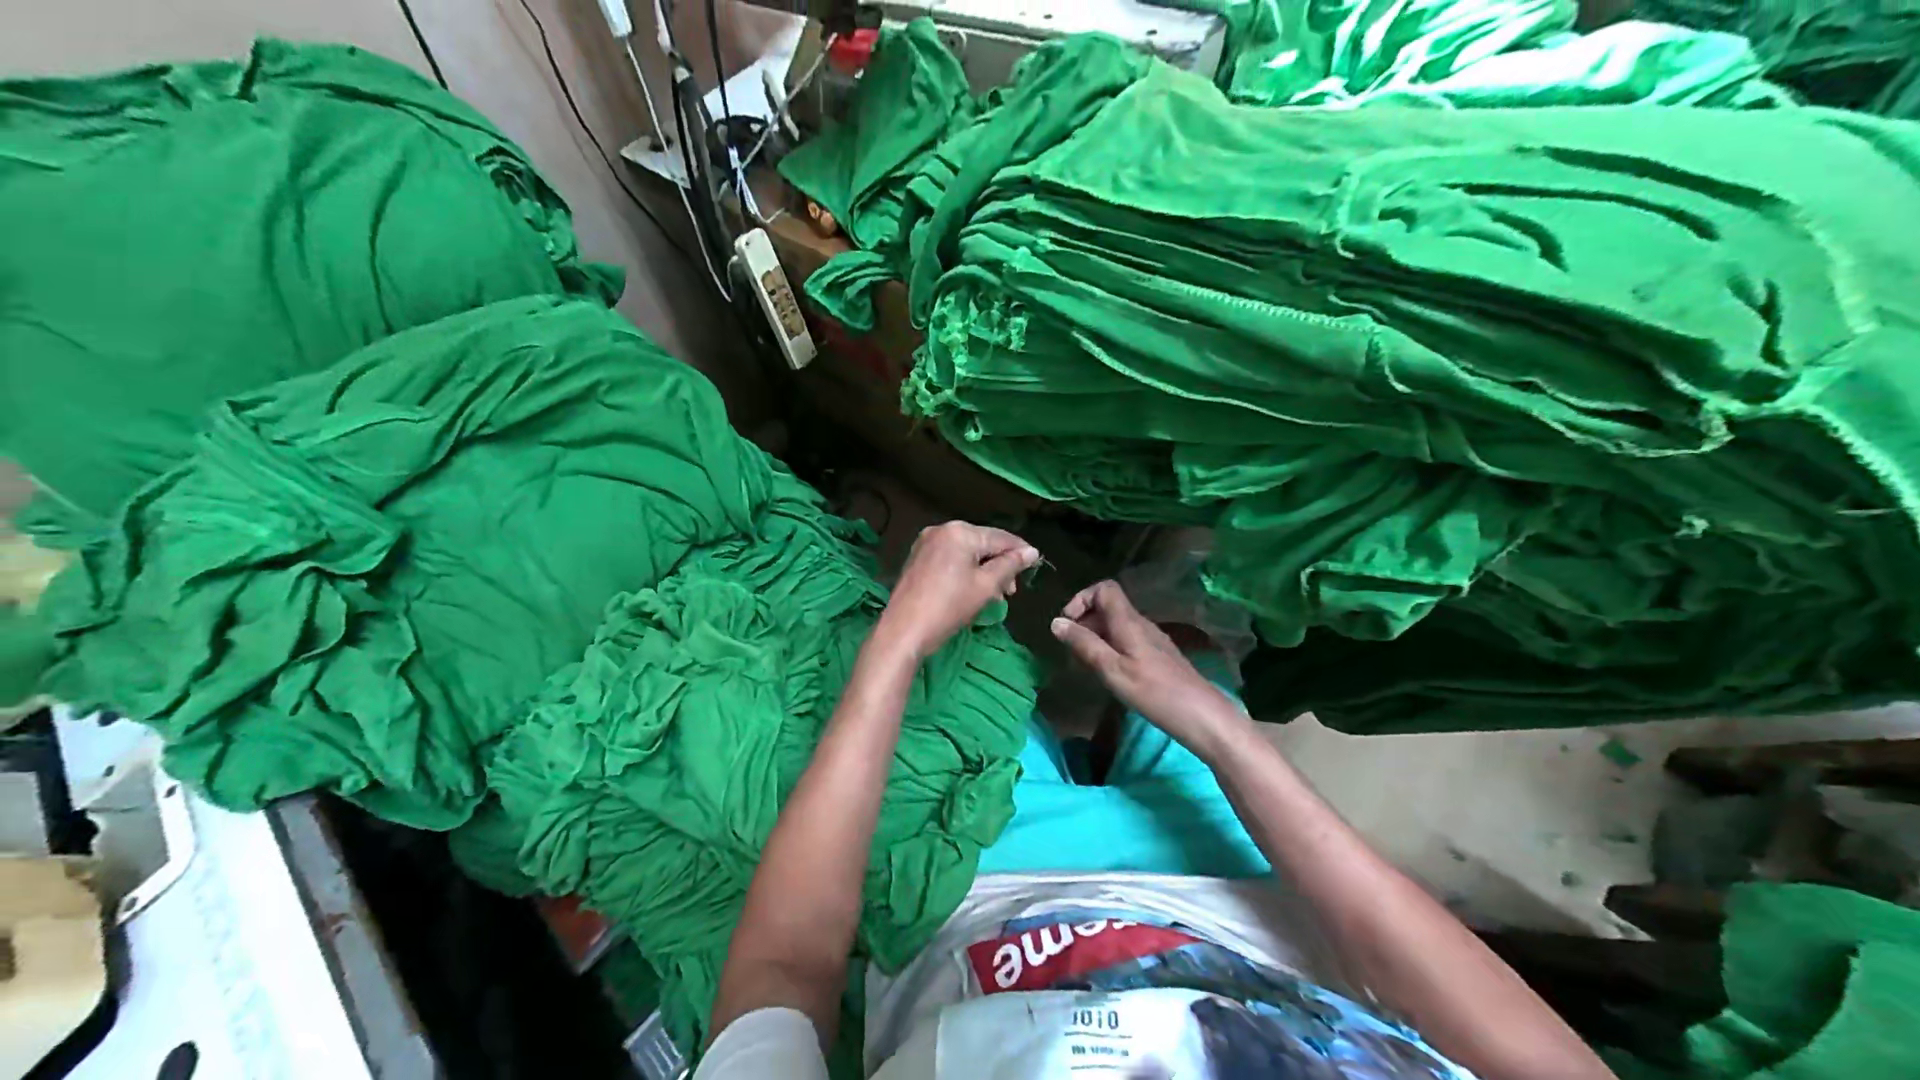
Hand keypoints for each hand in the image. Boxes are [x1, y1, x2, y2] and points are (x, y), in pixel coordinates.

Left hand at [876, 521, 1039, 660]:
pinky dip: (965, 570)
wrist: (904, 630)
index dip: (1021, 551)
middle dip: (1000, 564)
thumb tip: (1031, 551)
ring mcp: (926, 543)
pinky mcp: (918, 558)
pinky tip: (972, 589)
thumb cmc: (949, 607)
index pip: (1001, 537)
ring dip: (984, 569)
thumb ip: (1010, 565)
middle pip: (983, 543)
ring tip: (994, 594)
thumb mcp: (986, 586)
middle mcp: (942, 529)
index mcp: (960, 531)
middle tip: (1010, 591)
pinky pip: (951, 558)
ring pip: (967, 551)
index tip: (1036, 565)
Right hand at [1050, 580, 1251, 761]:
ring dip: (1096, 637)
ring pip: (1117, 625)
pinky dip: (1111, 648)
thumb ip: (1084, 644)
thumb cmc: (1154, 692)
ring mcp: (1152, 639)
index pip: (1104, 588)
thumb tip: (1056, 622)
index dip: (1081, 598)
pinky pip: (1127, 640)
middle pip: (1108, 606)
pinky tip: (1110, 673)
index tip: (1068, 624)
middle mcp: (1141, 624)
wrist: (1202, 716)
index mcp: (1129, 621)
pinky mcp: (1158, 656)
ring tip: (1086, 664)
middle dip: (1084, 621)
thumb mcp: (1111, 670)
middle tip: (1072, 650)